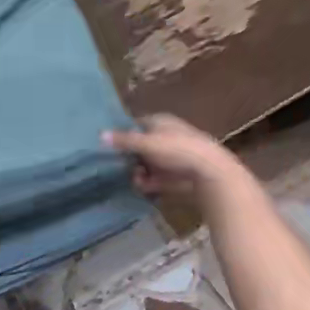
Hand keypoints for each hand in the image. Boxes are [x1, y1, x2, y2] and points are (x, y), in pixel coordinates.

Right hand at [103, 114, 251, 199]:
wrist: (209, 172)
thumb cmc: (177, 150)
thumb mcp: (147, 143)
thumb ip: (123, 140)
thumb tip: (99, 134)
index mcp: (160, 122)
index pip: (136, 124)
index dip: (123, 134)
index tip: (110, 146)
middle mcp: (166, 136)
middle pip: (140, 146)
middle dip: (129, 158)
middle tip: (120, 166)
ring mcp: (172, 156)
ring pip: (147, 164)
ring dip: (138, 172)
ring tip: (135, 179)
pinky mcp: (176, 174)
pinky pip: (156, 178)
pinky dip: (149, 182)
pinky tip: (144, 187)